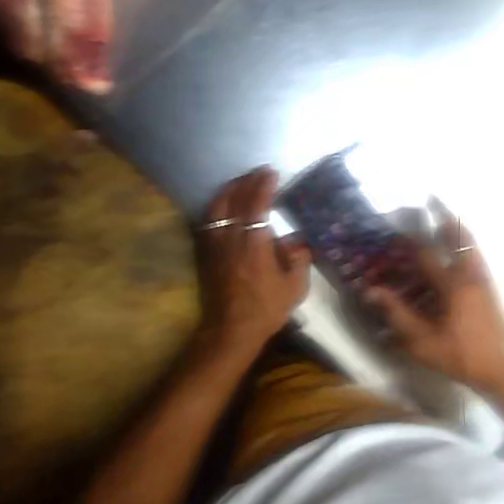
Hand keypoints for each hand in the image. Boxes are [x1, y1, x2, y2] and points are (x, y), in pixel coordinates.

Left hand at [196, 167, 310, 355]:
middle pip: (235, 200)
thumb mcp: (294, 287)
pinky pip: (208, 220)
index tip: (271, 173)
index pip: (257, 204)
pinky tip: (223, 206)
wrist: (230, 330)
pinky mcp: (206, 253)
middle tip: (259, 173)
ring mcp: (215, 244)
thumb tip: (296, 241)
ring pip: (217, 207)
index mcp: (254, 243)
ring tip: (240, 183)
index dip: (264, 185)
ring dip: (229, 190)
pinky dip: (217, 206)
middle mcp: (231, 237)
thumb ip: (298, 259)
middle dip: (247, 182)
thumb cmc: (265, 309)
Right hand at [364, 203, 503, 390]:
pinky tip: (462, 246)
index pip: (426, 256)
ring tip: (448, 214)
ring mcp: (484, 281)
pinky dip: (468, 244)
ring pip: (472, 246)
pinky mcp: (491, 289)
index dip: (408, 243)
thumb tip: (372, 290)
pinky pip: (478, 257)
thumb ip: (397, 314)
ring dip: (459, 228)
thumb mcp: (422, 341)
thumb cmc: (459, 355)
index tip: (394, 229)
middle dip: (445, 218)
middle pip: (458, 239)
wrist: (502, 369)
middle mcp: (470, 276)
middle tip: (434, 198)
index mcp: (451, 286)